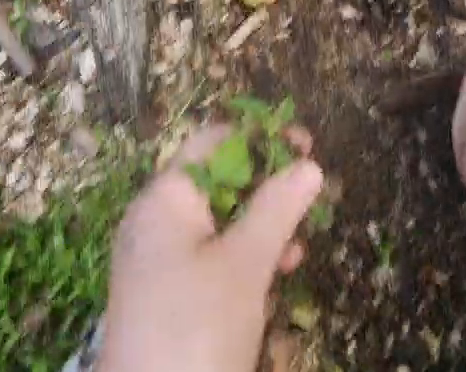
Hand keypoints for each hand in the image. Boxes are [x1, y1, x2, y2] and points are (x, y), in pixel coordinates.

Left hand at [96, 126, 324, 371]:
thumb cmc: (196, 327)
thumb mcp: (245, 265)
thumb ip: (277, 210)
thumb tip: (309, 165)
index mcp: (165, 197)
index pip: (215, 141)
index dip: (262, 138)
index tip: (307, 147)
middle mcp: (155, 219)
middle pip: (217, 181)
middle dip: (266, 187)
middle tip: (310, 198)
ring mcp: (156, 259)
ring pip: (217, 223)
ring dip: (259, 227)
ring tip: (298, 247)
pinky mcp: (164, 295)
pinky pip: (208, 259)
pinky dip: (241, 260)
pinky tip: (274, 278)